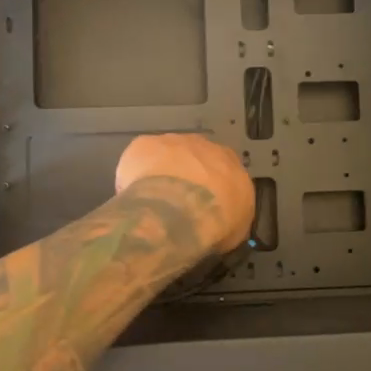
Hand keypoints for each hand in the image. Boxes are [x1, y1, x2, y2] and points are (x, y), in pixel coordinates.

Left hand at [115, 134, 255, 253]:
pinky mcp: (144, 144)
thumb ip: (231, 217)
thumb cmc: (216, 220)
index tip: (203, 204)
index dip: (211, 187)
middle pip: (193, 158)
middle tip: (176, 203)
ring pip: (165, 155)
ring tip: (153, 202)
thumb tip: (223, 224)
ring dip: (160, 174)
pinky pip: (138, 158)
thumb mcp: (237, 228)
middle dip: (185, 177)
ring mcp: (171, 141)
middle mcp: (203, 145)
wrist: (181, 209)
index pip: (222, 169)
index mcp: (230, 163)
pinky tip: (133, 194)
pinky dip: (134, 173)